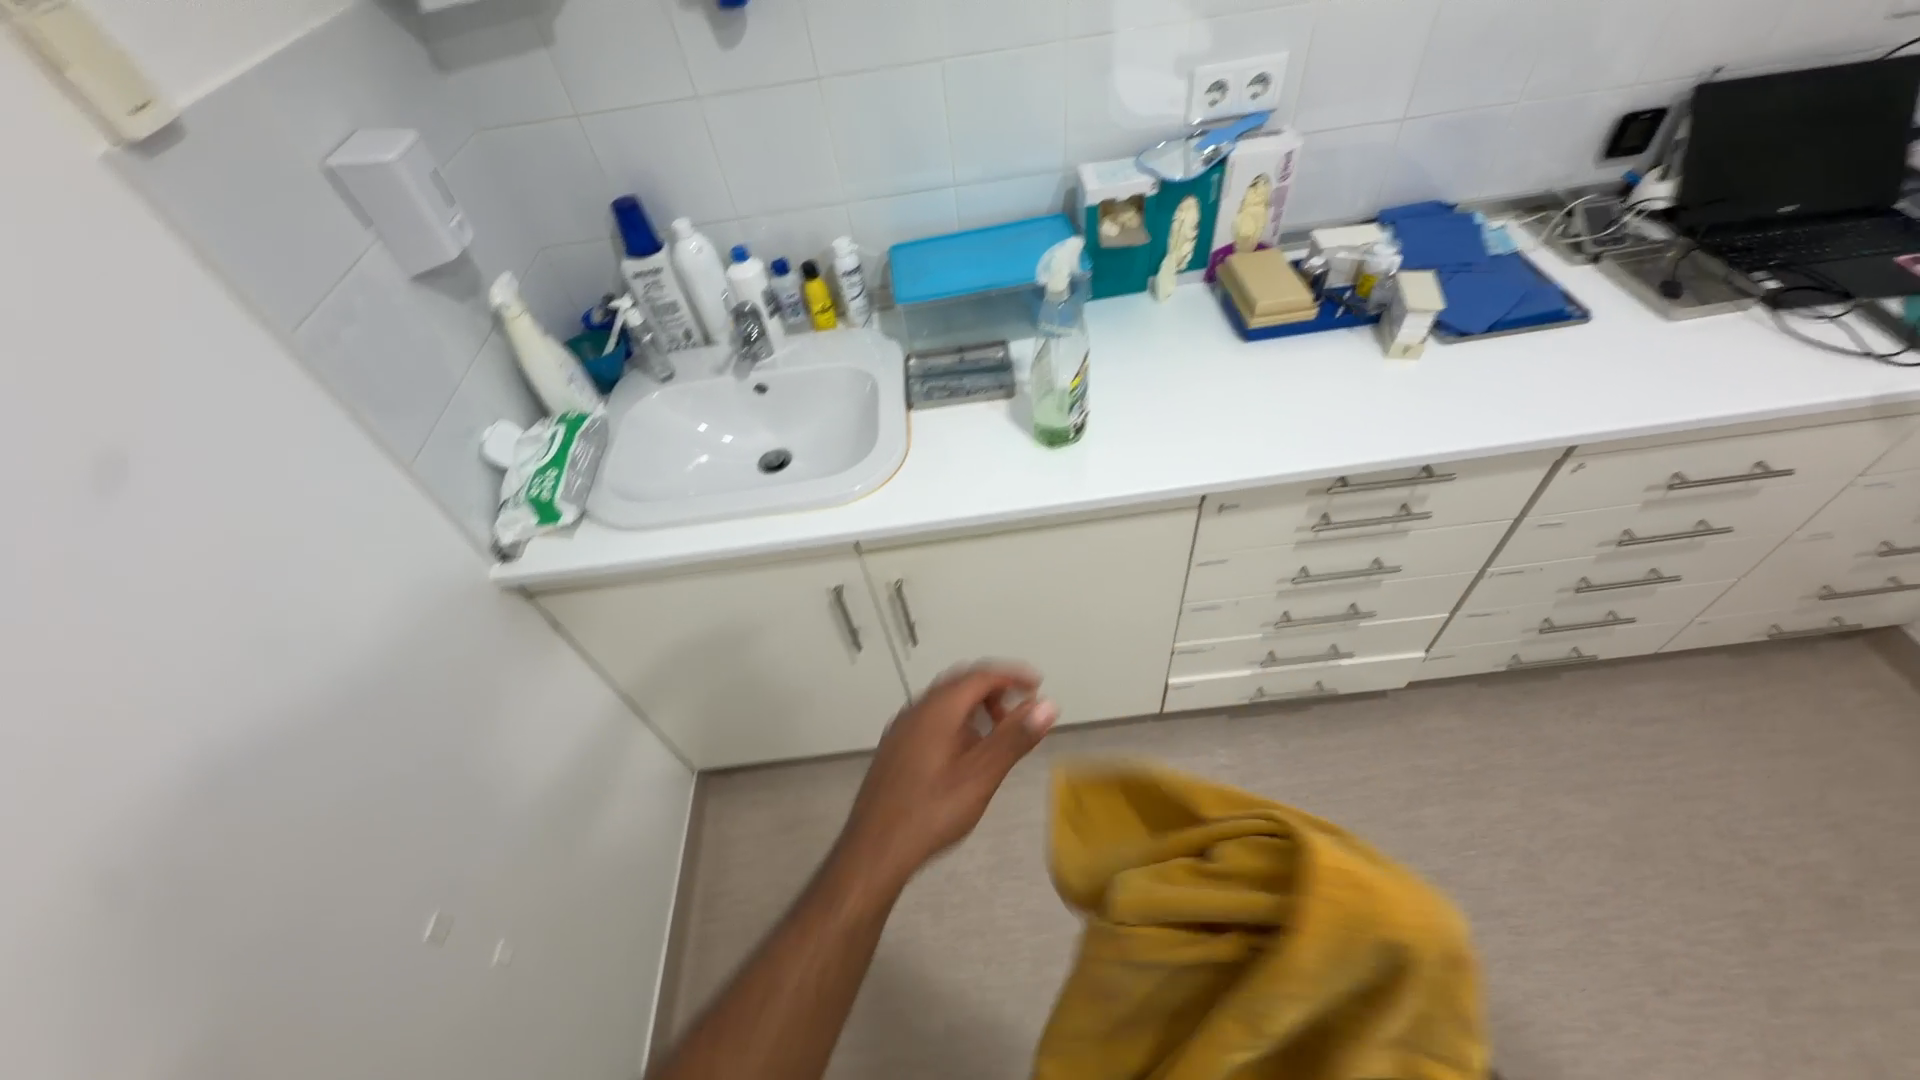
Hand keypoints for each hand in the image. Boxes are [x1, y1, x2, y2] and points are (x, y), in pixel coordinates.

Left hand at [833, 663, 1057, 894]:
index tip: (1037, 686)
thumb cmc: (931, 812)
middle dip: (994, 691)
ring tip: (997, 737)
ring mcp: (901, 730)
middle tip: (1020, 713)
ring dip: (975, 709)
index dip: (1012, 676)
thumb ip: (1014, 738)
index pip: (980, 675)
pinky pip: (931, 721)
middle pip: (960, 684)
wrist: (874, 849)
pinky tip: (965, 757)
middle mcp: (915, 711)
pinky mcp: (894, 750)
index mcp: (937, 710)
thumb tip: (1047, 705)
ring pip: (944, 703)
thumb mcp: (981, 776)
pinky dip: (957, 724)